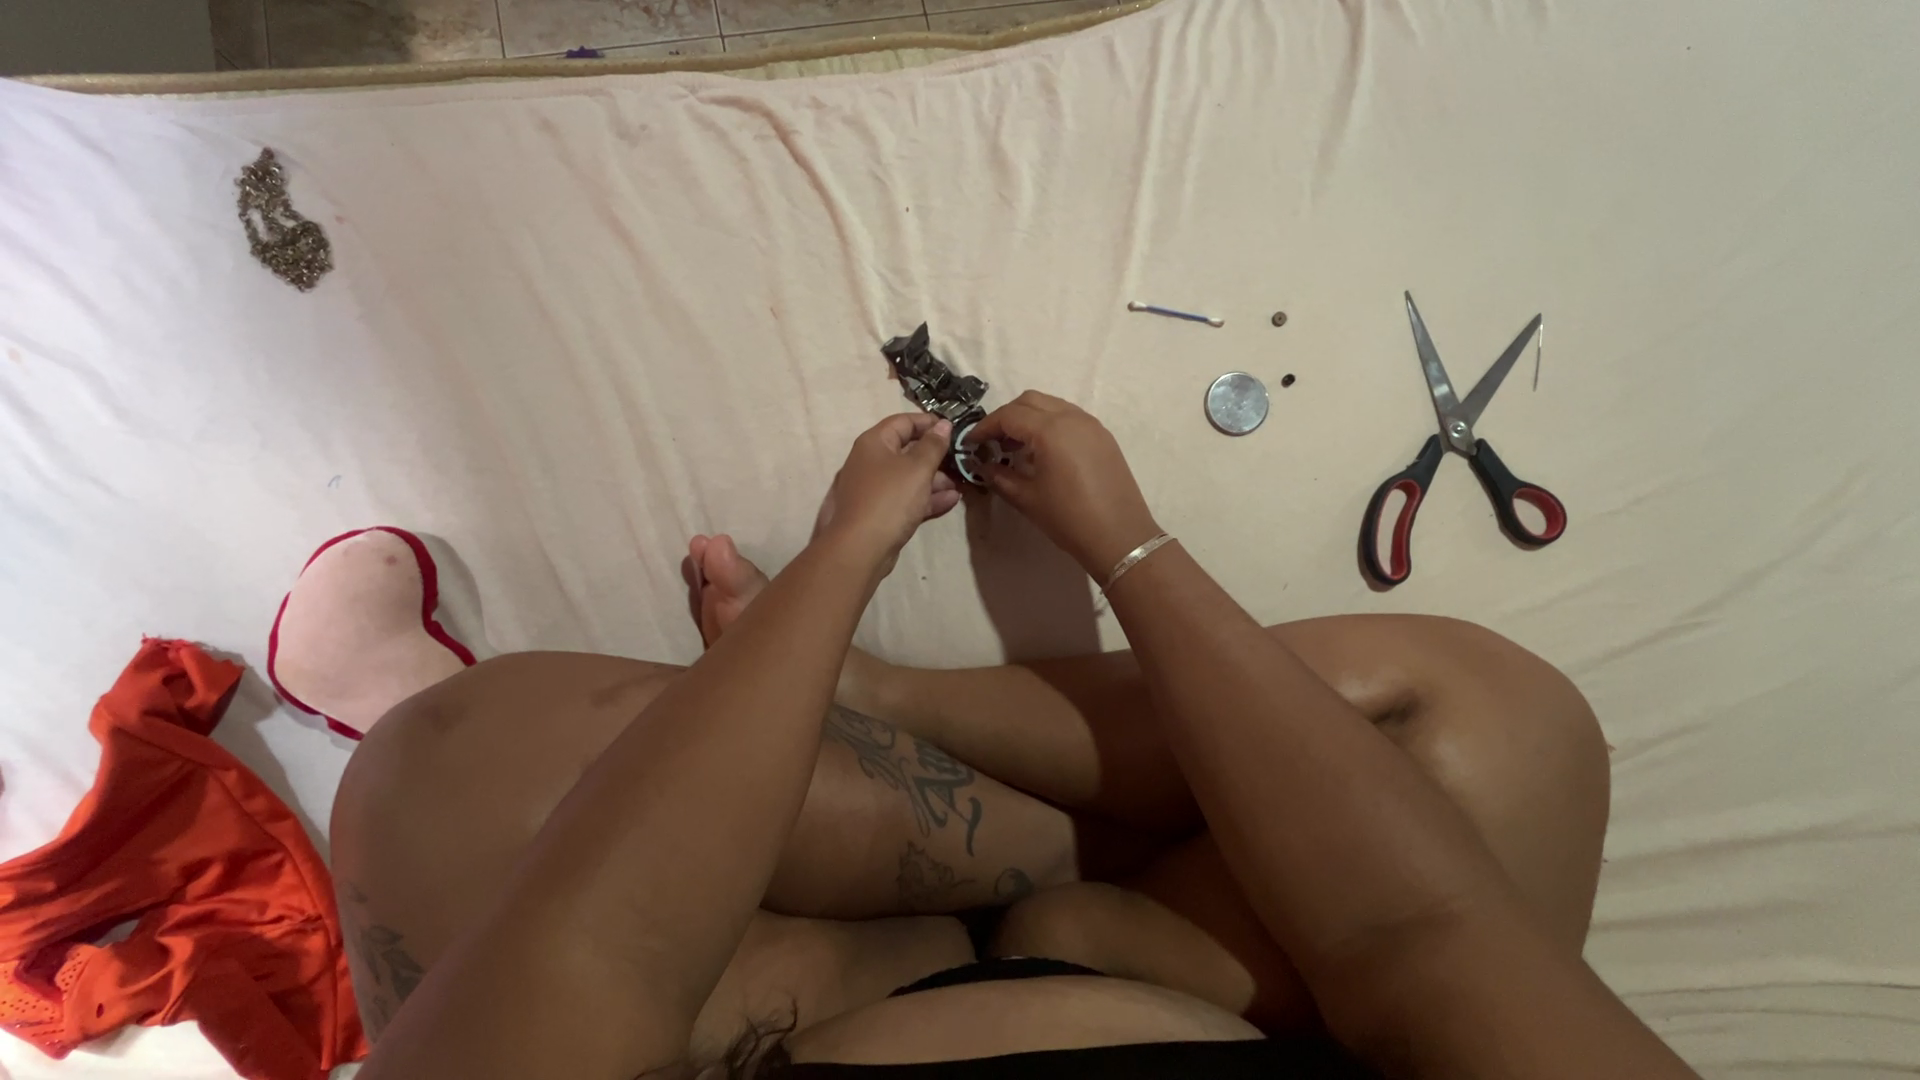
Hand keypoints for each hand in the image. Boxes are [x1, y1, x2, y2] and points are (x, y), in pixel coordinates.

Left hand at [813, 413, 960, 574]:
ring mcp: (875, 489)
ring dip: (935, 480)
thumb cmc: (890, 498)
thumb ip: (934, 445)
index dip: (929, 423)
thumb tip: (943, 425)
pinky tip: (952, 501)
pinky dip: (927, 498)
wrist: (861, 547)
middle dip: (936, 456)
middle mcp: (871, 462)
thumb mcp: (918, 468)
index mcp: (874, 443)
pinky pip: (907, 499)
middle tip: (961, 461)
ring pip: (909, 477)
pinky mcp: (881, 512)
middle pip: (907, 450)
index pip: (903, 422)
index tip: (954, 429)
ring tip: (960, 484)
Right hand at [966, 391, 1159, 577]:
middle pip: (1030, 401)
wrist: (1120, 537)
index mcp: (1050, 430)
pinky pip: (1069, 417)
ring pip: (1051, 405)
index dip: (985, 427)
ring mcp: (1091, 425)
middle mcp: (1072, 418)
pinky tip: (1042, 452)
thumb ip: (999, 476)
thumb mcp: (1027, 498)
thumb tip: (981, 465)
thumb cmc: (1069, 518)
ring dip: (1029, 418)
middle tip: (992, 443)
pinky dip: (1049, 424)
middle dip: (1006, 417)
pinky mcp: (1103, 437)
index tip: (971, 443)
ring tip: (1016, 448)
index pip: (1009, 415)